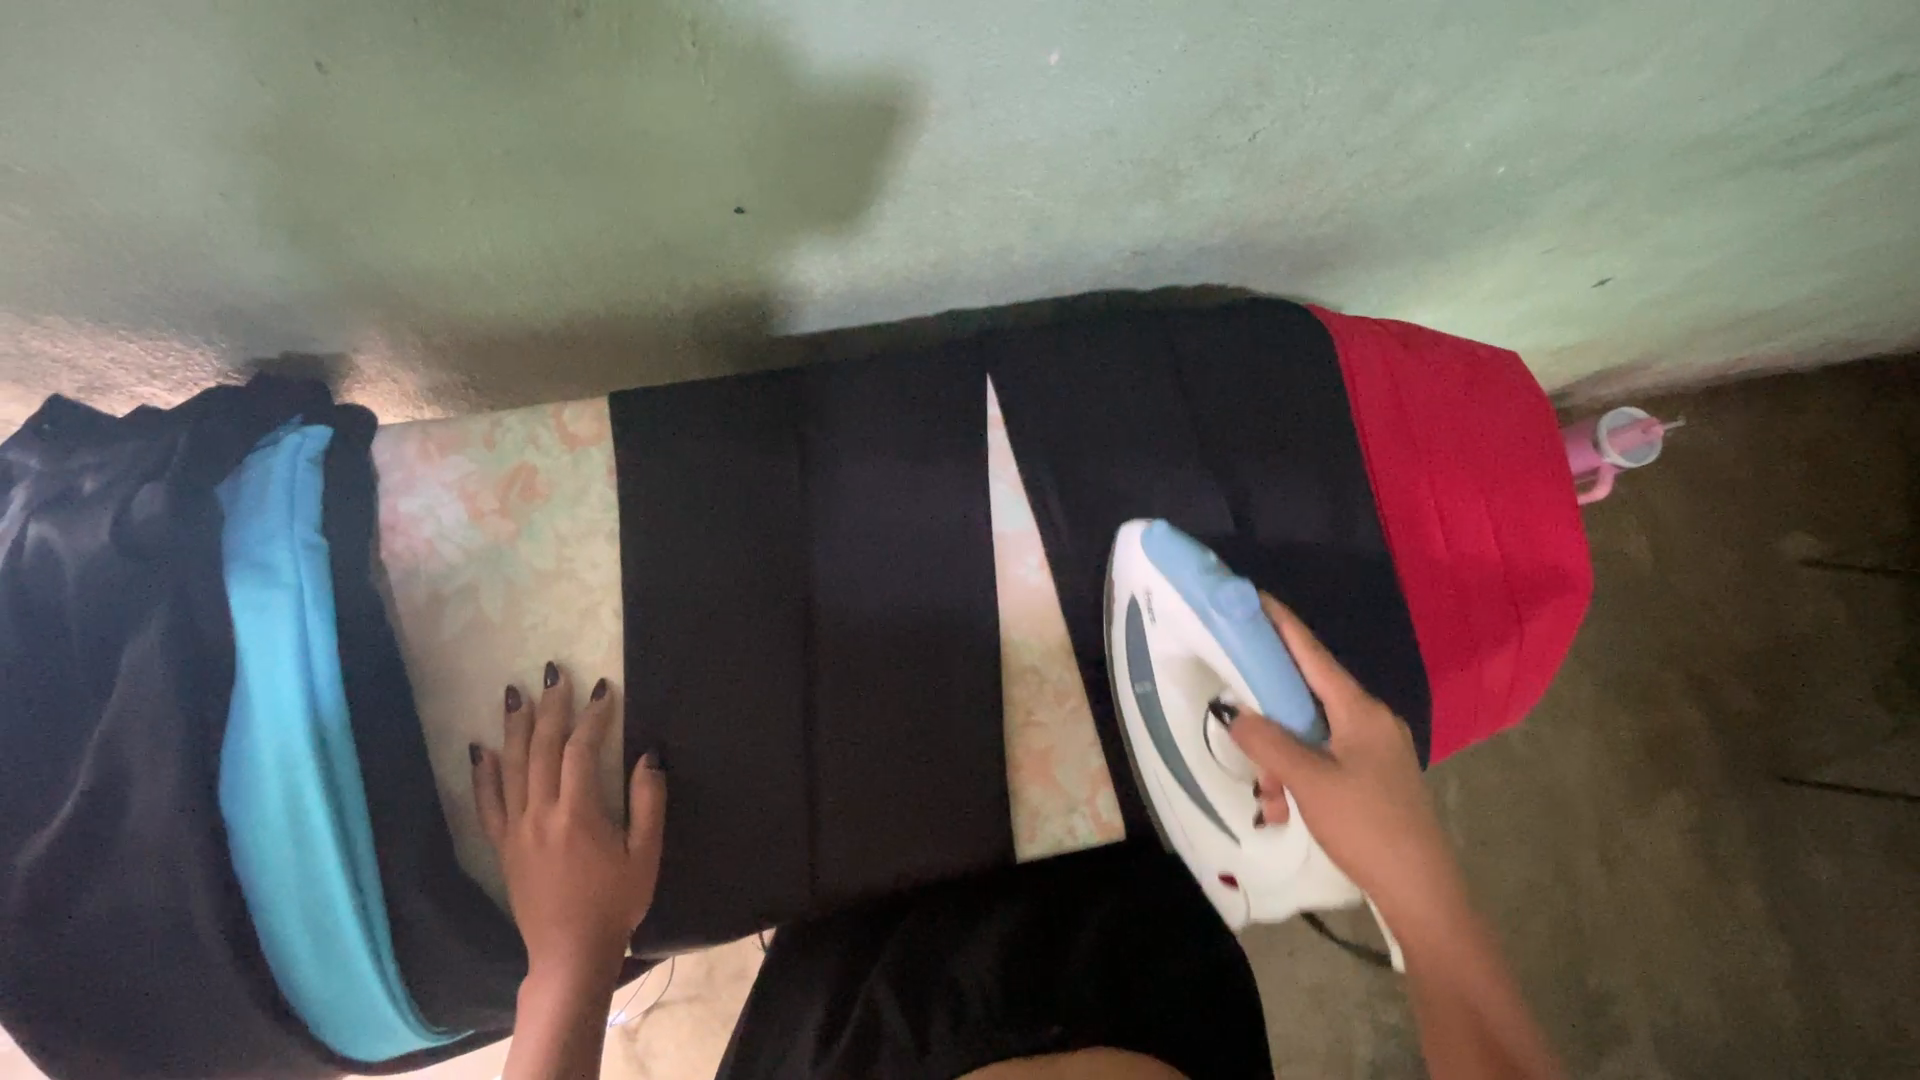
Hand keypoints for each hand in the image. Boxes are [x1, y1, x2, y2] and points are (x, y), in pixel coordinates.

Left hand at [471, 662, 666, 990]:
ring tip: (514, 694)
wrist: (570, 953)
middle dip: (550, 708)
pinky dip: (483, 773)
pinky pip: (487, 803)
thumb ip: (648, 801)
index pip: (581, 750)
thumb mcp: (646, 853)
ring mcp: (516, 831)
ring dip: (514, 728)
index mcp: (578, 813)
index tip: (603, 690)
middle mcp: (540, 814)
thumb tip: (648, 755)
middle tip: (554, 674)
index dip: (593, 716)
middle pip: (542, 750)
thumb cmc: (616, 902)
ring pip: (510, 768)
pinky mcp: (502, 848)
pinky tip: (481, 749)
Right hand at [1226, 596, 1465, 926]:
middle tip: (1237, 718)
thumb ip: (1267, 742)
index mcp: (1359, 710)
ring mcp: (1373, 751)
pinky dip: (1297, 779)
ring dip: (1280, 760)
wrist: (1421, 890)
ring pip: (1309, 736)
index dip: (1282, 624)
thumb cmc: (1366, 824)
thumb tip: (1236, 715)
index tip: (1255, 596)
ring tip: (1268, 798)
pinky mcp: (1372, 778)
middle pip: (1305, 697)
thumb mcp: (1307, 781)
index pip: (1311, 654)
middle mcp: (1369, 721)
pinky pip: (1322, 762)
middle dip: (1268, 715)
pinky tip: (1284, 810)